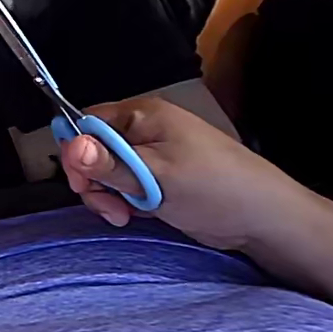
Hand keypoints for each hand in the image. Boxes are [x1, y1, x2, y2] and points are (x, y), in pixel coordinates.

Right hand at [58, 97, 311, 250]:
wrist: (261, 216)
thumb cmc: (215, 188)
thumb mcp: (156, 176)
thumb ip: (110, 164)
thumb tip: (70, 145)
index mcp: (143, 115)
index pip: (88, 122)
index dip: (78, 152)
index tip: (82, 182)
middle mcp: (145, 130)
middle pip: (94, 150)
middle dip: (94, 180)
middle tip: (109, 206)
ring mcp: (152, 156)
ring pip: (108, 172)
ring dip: (109, 196)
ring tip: (125, 214)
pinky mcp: (158, 179)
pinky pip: (125, 187)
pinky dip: (124, 202)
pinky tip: (136, 215)